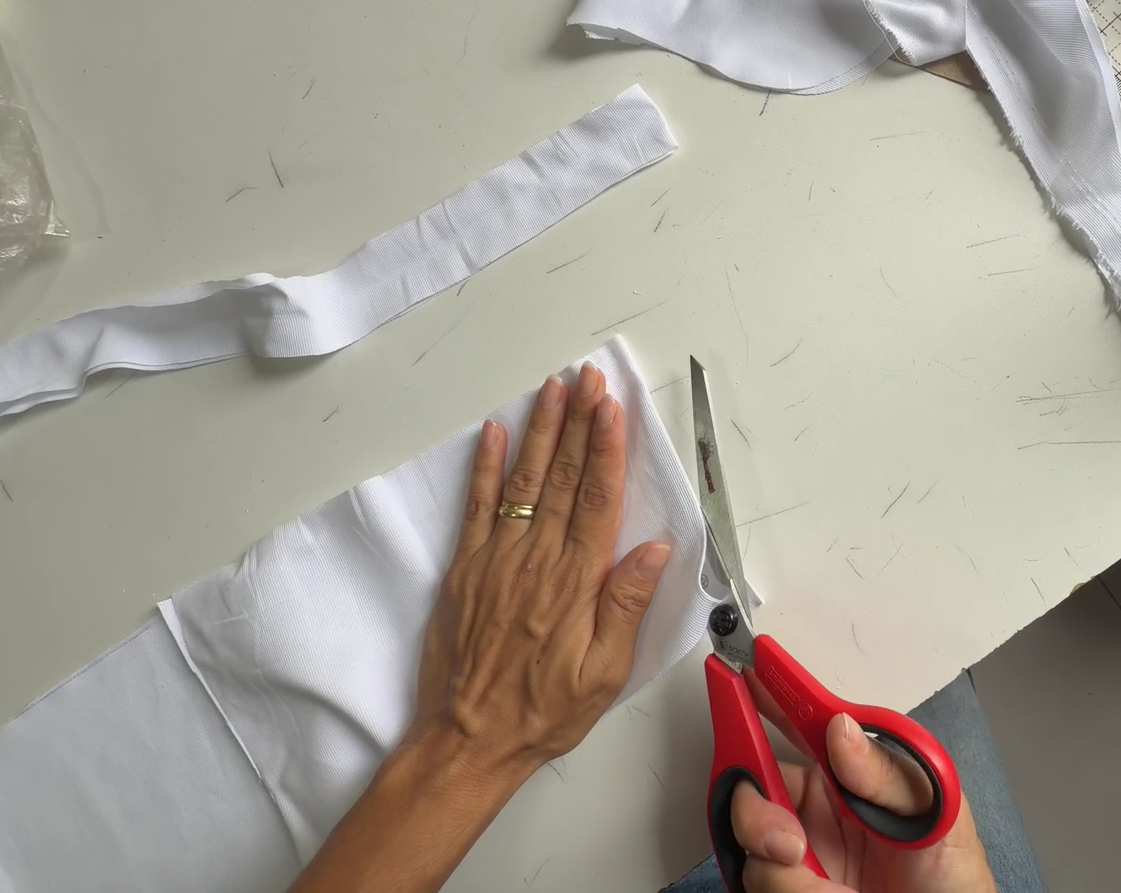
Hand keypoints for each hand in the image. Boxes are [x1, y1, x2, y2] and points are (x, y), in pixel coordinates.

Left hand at [406, 362, 673, 786]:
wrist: (465, 742)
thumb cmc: (545, 708)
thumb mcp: (605, 672)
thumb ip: (626, 604)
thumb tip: (655, 547)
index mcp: (576, 579)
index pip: (597, 498)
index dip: (607, 447)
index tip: (611, 406)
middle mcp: (536, 557)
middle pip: (564, 477)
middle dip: (579, 422)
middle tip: (588, 378)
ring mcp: (496, 557)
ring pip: (524, 479)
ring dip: (542, 430)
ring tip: (553, 388)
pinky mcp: (466, 567)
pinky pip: (477, 505)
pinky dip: (484, 465)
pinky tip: (495, 431)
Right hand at [730, 692, 996, 892]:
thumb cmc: (954, 876)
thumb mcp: (937, 812)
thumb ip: (887, 772)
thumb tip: (841, 729)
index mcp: (846, 771)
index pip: (798, 723)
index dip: (767, 695)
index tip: (745, 673)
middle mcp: (814, 808)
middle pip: (754, 788)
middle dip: (755, 810)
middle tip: (790, 843)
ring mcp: (799, 854)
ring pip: (752, 844)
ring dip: (782, 872)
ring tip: (831, 890)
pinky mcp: (790, 891)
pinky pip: (763, 884)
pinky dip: (788, 892)